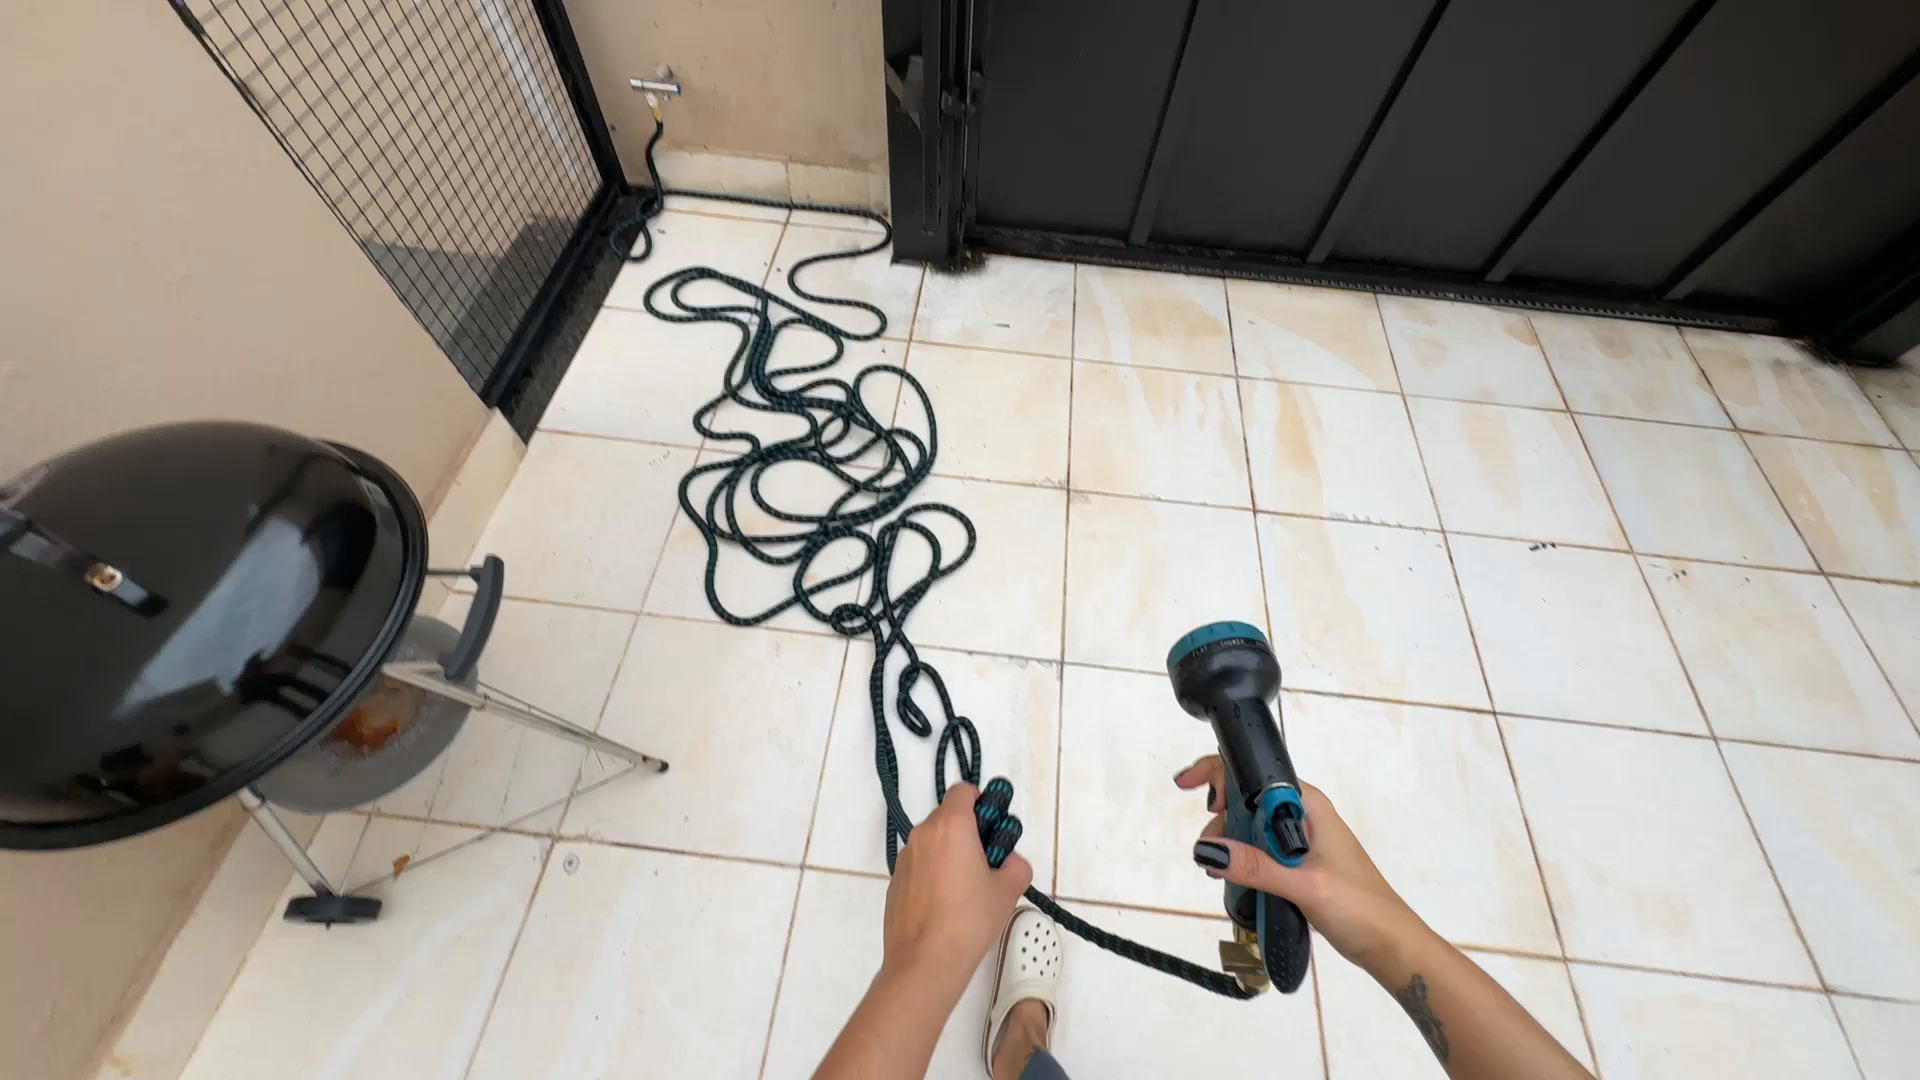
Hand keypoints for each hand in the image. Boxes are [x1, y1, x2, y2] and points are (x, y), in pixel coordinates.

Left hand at [883, 783, 1034, 999]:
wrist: (924, 963)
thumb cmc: (969, 920)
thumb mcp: (1007, 892)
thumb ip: (1017, 866)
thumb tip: (1009, 862)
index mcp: (951, 826)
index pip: (963, 791)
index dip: (981, 803)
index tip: (992, 829)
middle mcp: (923, 834)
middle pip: (948, 817)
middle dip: (968, 832)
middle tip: (986, 863)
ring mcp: (905, 858)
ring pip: (933, 842)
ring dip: (949, 853)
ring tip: (965, 890)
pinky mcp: (895, 882)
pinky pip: (919, 865)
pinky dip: (932, 874)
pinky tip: (943, 907)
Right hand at [1174, 756, 1422, 975]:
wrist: (1396, 950)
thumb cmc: (1359, 908)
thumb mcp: (1304, 885)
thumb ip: (1254, 867)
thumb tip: (1205, 849)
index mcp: (1307, 804)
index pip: (1253, 772)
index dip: (1218, 774)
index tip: (1188, 788)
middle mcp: (1301, 813)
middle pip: (1246, 799)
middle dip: (1219, 818)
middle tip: (1207, 850)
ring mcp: (1300, 839)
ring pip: (1249, 826)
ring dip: (1228, 843)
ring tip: (1216, 871)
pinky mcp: (1299, 863)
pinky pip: (1259, 849)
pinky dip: (1241, 858)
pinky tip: (1231, 877)